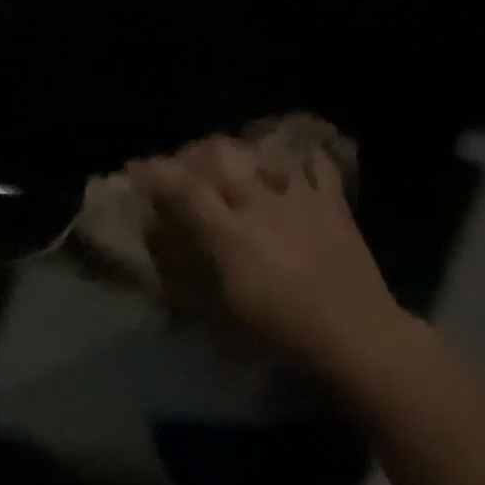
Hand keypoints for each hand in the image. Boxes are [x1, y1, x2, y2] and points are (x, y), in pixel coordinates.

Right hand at [129, 134, 400, 363]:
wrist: (352, 332)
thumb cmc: (277, 332)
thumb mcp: (218, 316)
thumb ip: (187, 280)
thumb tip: (163, 255)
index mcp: (230, 233)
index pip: (185, 188)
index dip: (155, 174)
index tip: (132, 171)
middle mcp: (262, 203)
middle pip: (220, 156)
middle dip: (190, 155)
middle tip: (176, 168)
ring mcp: (302, 197)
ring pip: (263, 152)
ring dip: (237, 152)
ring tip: (226, 164)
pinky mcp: (334, 203)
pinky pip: (315, 164)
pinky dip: (294, 158)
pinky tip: (285, 165)